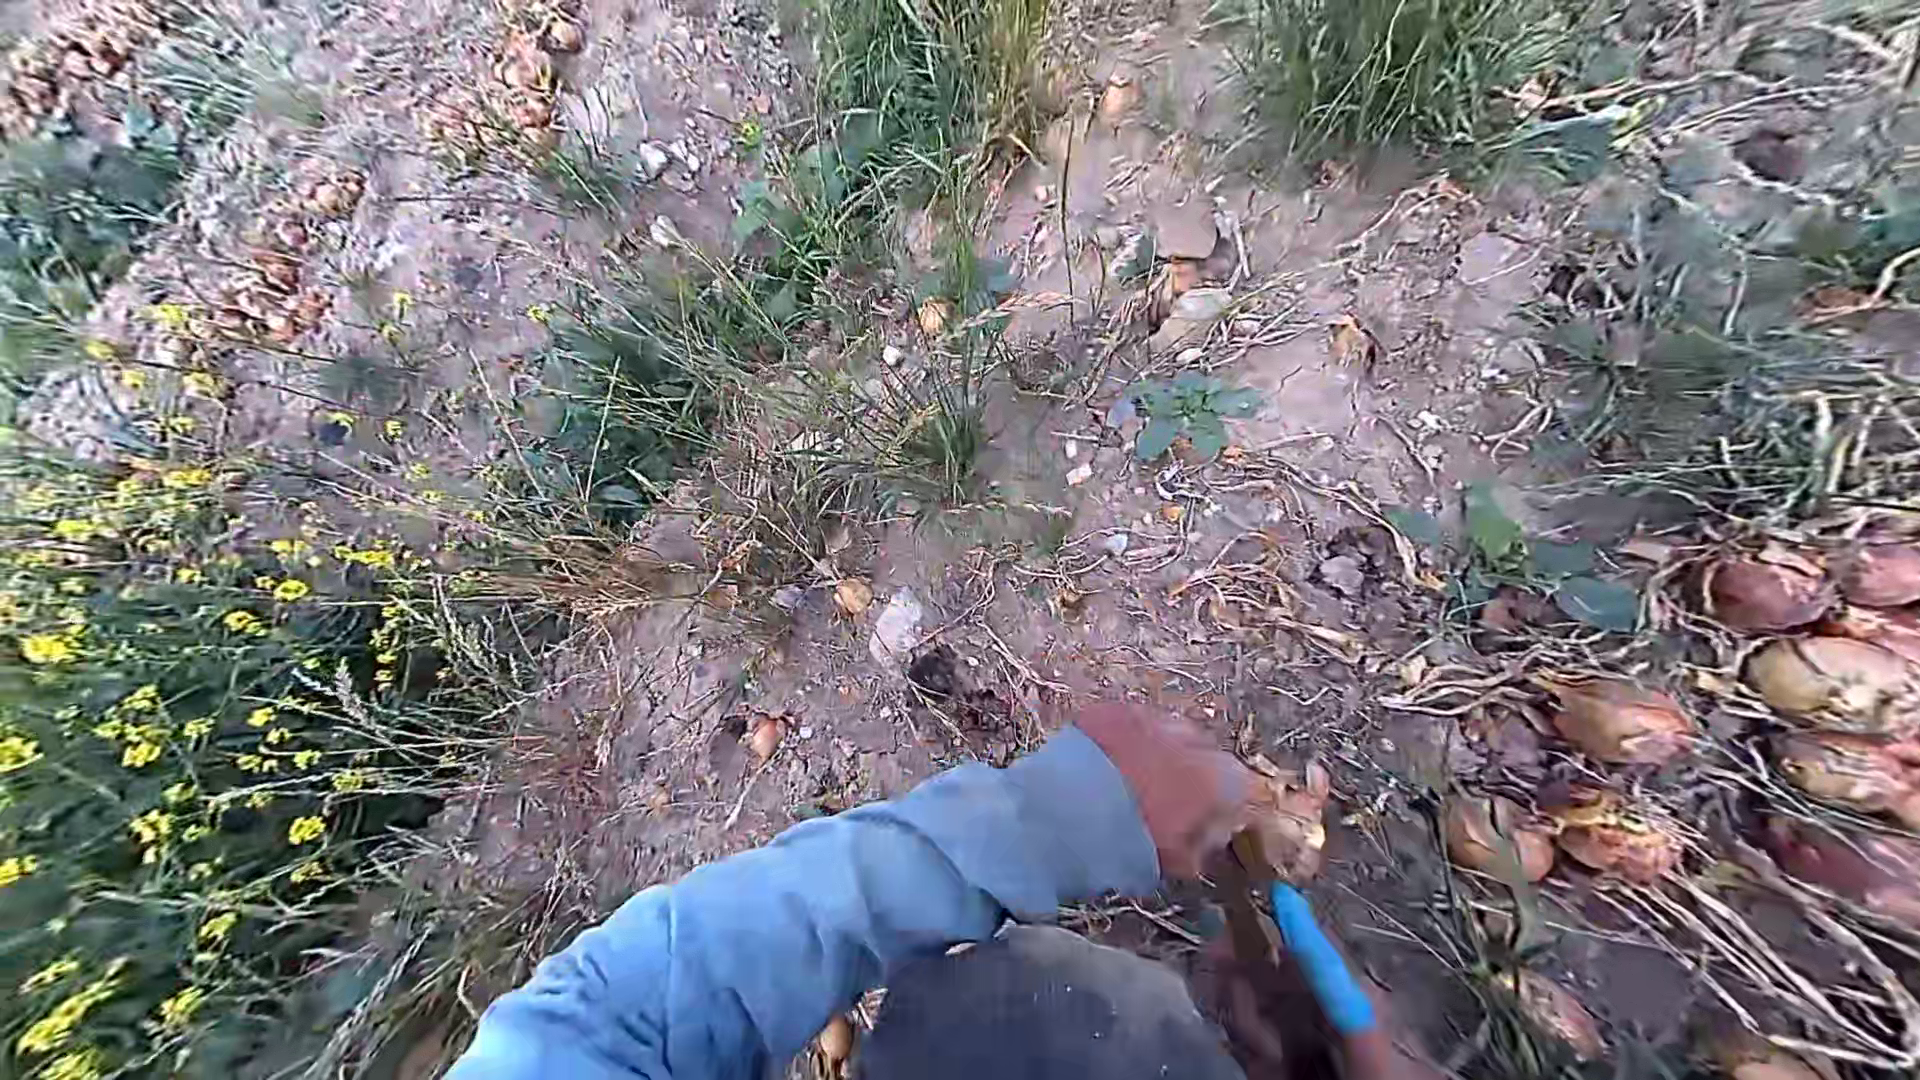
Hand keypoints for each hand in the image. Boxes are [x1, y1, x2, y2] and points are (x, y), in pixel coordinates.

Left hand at [1074, 703, 1254, 877]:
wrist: (1068, 811)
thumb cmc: (1129, 844)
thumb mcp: (1179, 860)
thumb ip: (1205, 841)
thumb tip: (1211, 829)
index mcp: (1217, 778)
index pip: (1242, 783)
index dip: (1226, 799)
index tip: (1212, 812)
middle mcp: (1190, 738)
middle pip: (1203, 749)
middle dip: (1192, 766)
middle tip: (1167, 791)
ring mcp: (1150, 717)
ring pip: (1166, 729)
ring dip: (1158, 746)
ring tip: (1133, 771)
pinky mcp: (1113, 707)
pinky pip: (1128, 720)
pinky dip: (1123, 734)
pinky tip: (1106, 755)